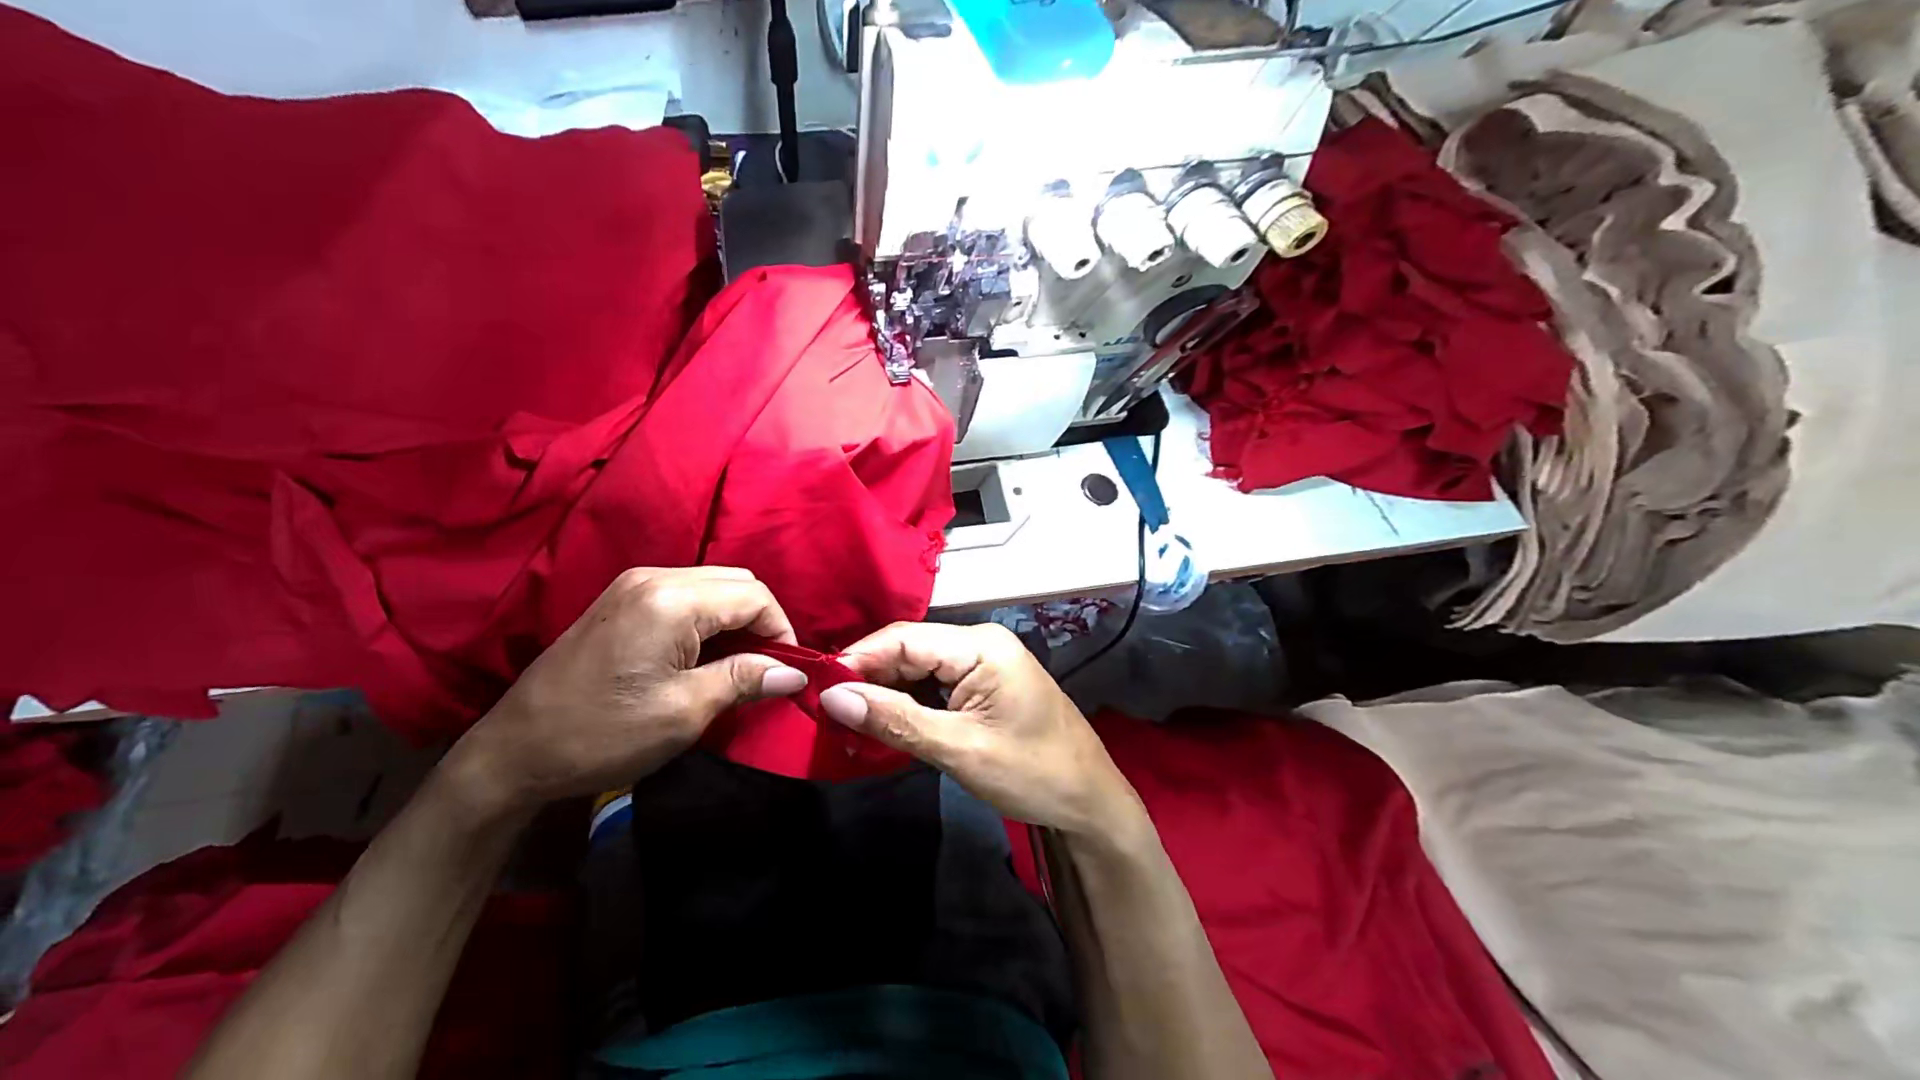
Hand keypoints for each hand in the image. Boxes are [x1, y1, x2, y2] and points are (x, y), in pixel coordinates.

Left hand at [448, 566, 806, 814]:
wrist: (513, 752)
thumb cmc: (603, 734)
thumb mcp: (684, 712)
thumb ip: (744, 680)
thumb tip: (794, 674)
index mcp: (671, 600)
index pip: (755, 596)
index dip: (782, 632)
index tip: (787, 673)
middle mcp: (653, 578)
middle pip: (736, 583)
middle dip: (761, 622)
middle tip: (765, 669)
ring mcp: (632, 585)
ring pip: (712, 586)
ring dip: (734, 620)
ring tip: (737, 666)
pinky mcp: (619, 601)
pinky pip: (684, 595)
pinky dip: (707, 619)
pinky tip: (702, 656)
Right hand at [821, 622, 1144, 837]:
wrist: (1089, 802)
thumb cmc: (1032, 772)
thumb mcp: (959, 749)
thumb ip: (895, 720)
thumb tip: (833, 698)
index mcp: (980, 645)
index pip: (903, 638)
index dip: (857, 661)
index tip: (817, 690)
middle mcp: (980, 643)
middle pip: (909, 650)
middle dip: (869, 680)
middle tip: (827, 713)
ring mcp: (984, 664)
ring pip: (918, 669)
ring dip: (885, 694)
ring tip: (846, 722)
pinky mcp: (983, 686)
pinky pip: (935, 685)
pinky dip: (908, 704)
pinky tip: (883, 724)